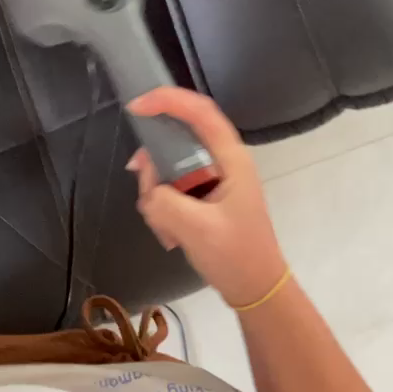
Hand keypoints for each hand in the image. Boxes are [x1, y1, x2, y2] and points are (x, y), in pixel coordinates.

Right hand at [126, 87, 287, 308]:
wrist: (257, 291)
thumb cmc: (237, 257)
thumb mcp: (198, 230)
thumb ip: (165, 202)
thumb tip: (149, 190)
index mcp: (231, 158)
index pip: (200, 111)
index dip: (168, 100)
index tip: (136, 107)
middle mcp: (223, 160)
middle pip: (178, 136)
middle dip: (155, 161)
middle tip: (145, 189)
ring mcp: (213, 177)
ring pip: (170, 163)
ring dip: (157, 190)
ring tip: (165, 226)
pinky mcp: (203, 194)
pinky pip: (171, 185)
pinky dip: (162, 204)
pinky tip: (169, 233)